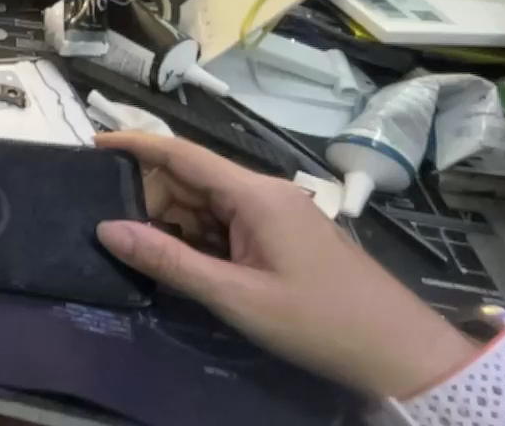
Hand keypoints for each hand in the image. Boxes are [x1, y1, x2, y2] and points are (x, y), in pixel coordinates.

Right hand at [94, 132, 478, 399]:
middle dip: (150, 199)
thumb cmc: (324, 324)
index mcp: (254, 194)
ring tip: (148, 252)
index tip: (92, 144)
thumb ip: (169, 262)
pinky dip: (198, 236)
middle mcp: (262, 191)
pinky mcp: (282, 233)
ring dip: (174, 222)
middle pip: (188, 178)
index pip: (180, 152)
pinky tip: (187, 263)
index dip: (134, 143)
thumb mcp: (238, 298)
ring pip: (204, 202)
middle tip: (119, 229)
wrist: (412, 361)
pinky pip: (225, 221)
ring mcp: (275, 212)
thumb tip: (106, 229)